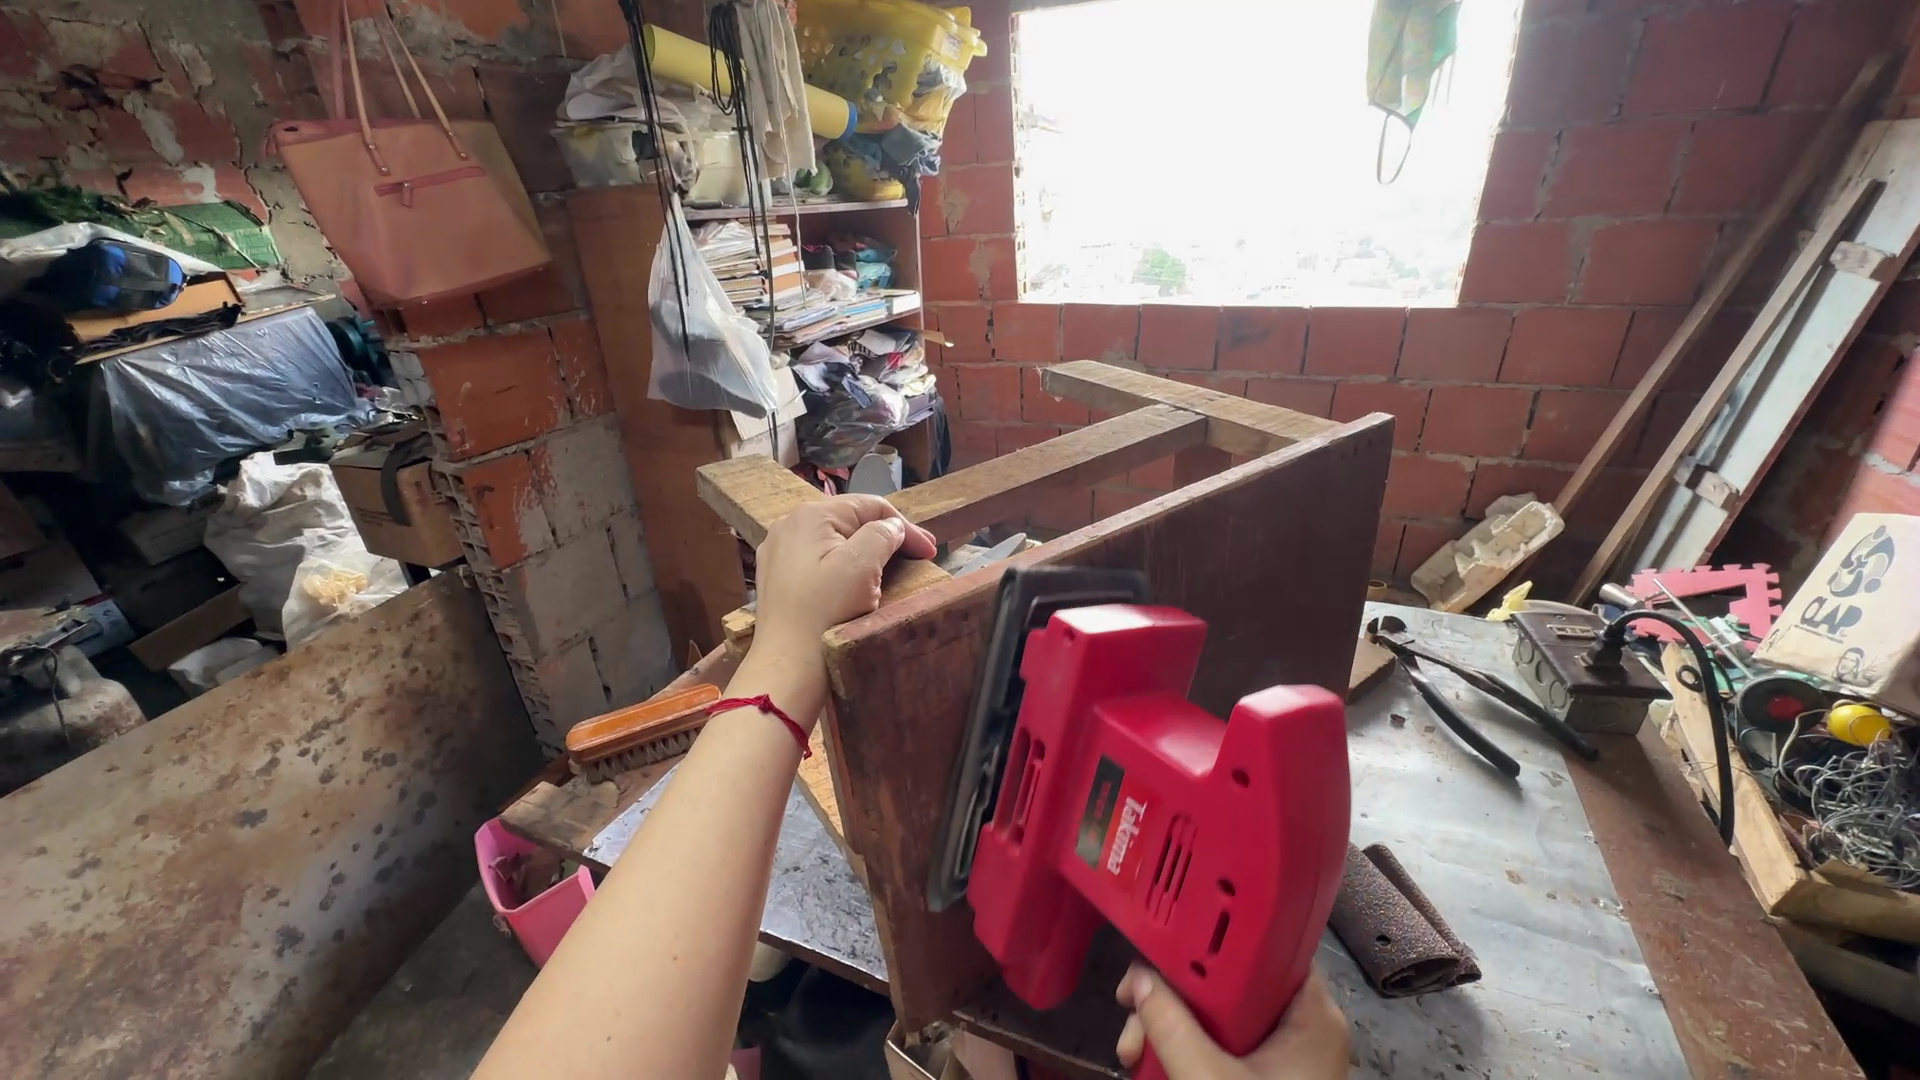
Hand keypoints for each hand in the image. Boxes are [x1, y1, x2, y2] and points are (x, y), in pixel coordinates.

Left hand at [753, 494, 936, 653]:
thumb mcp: (862, 566)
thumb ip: (882, 535)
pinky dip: (845, 567)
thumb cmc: (826, 613)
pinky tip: (859, 582)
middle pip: (852, 521)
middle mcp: (790, 525)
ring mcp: (780, 553)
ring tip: (894, 568)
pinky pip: (820, 561)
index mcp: (812, 515)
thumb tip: (892, 528)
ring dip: (868, 552)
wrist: (788, 667)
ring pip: (836, 542)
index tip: (931, 552)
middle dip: (888, 538)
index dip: (906, 527)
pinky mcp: (778, 579)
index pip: (871, 506)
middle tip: (919, 557)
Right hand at [1116, 965, 1348, 1078]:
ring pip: (1218, 1017)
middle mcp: (1302, 1027)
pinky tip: (1150, 1064)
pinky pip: (1223, 1046)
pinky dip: (1187, 1051)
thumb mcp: (1206, 1079)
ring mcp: (1286, 1057)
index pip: (1262, 945)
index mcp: (1309, 1014)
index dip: (1210, 936)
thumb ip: (1169, 1023)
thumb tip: (1137, 976)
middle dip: (1172, 995)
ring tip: (1130, 1052)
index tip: (1160, 944)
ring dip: (1169, 1027)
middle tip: (1127, 1006)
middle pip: (1228, 983)